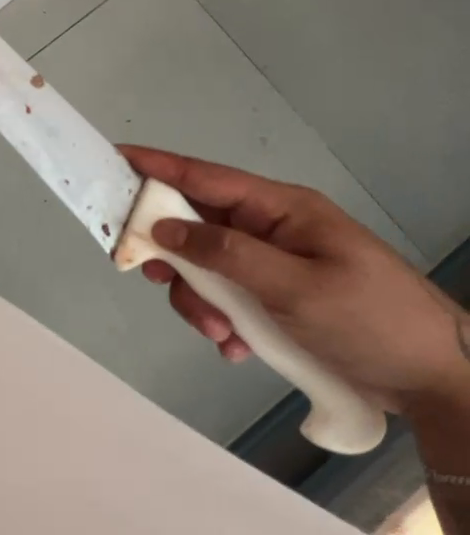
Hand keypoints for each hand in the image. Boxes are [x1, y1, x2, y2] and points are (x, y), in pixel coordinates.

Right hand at [121, 146, 469, 414]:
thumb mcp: (295, 287)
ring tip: (220, 334)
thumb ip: (224, 252)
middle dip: (172, 258)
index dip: (152, 166)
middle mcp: (271, 229)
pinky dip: (220, 321)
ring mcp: (273, 264)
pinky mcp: (275, 297)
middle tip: (157, 280)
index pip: (202, 176)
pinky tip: (237, 346)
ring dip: (198, 300)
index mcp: (281, 210)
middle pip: (191, 226)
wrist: (444, 386)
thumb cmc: (373, 323)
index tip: (108, 158)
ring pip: (201, 266)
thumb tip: (161, 228)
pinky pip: (223, 297)